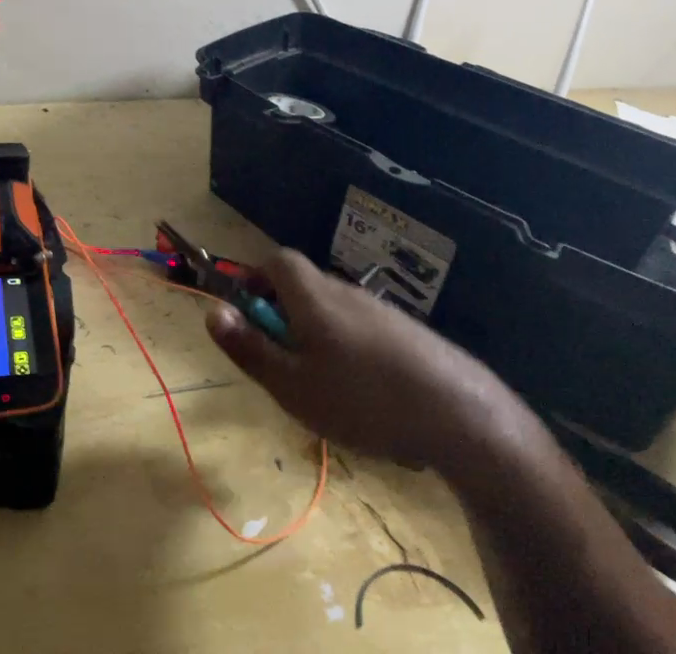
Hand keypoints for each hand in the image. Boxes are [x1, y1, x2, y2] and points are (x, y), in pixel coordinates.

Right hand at [206, 249, 530, 472]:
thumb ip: (249, 348)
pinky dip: (349, 355)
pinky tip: (364, 402)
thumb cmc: (362, 400)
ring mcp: (383, 313)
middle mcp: (347, 294)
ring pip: (334, 314)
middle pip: (304, 288)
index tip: (245, 314)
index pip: (276, 260)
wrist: (462, 415)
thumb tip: (213, 311)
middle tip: (278, 365)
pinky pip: (363, 334)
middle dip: (282, 317)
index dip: (253, 279)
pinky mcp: (410, 336)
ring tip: (321, 391)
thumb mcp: (291, 385)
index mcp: (313, 297)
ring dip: (316, 340)